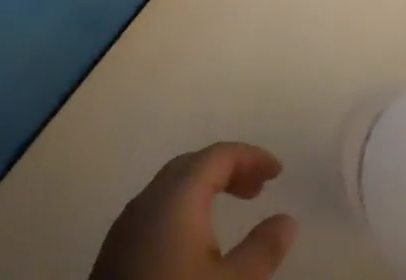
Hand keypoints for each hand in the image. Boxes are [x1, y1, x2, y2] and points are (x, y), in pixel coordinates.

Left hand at [89, 142, 298, 279]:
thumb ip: (261, 250)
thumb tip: (287, 221)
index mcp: (177, 197)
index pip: (218, 156)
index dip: (251, 157)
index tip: (278, 172)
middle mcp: (149, 199)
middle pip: (192, 164)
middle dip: (229, 168)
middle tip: (259, 189)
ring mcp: (128, 223)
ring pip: (172, 186)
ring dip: (206, 187)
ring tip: (234, 207)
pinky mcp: (118, 248)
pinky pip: (157, 207)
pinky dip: (185, 206)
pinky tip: (196, 236)